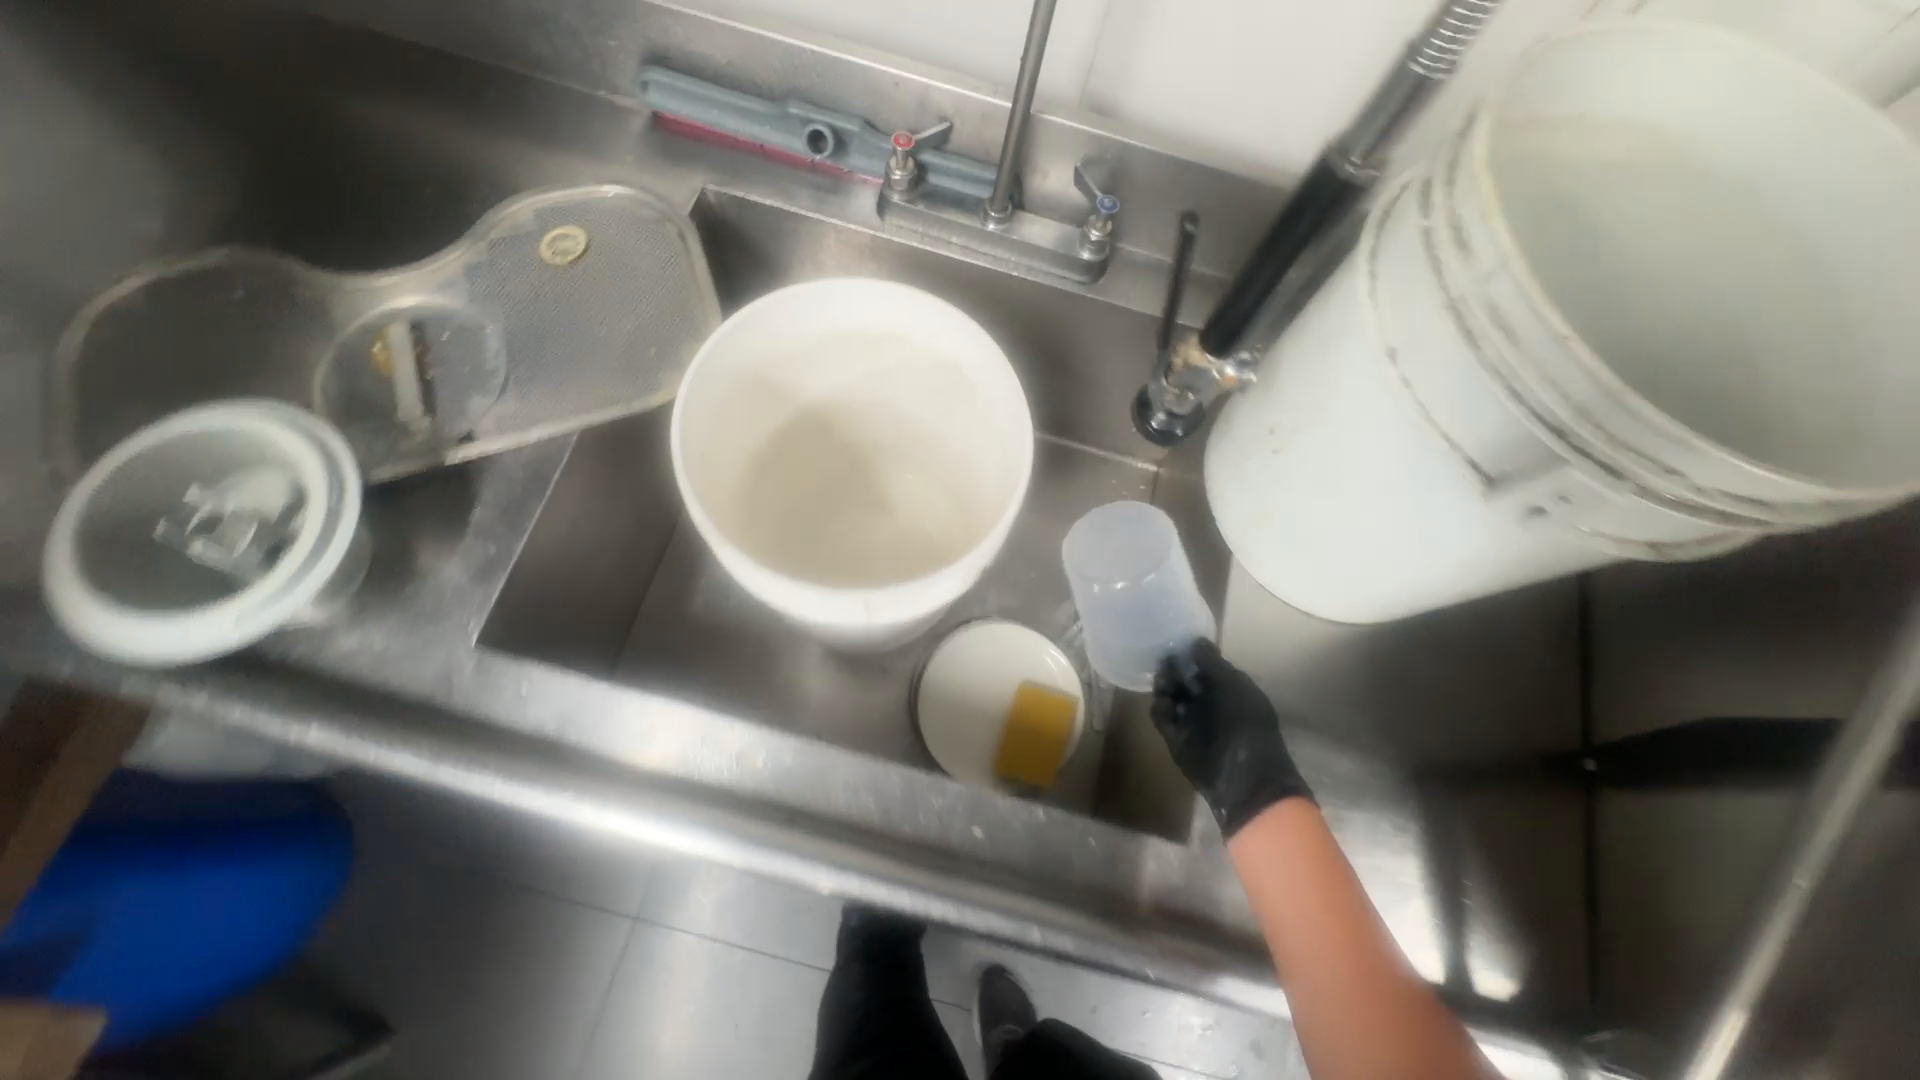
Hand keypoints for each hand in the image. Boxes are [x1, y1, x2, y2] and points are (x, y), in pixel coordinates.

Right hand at [1151, 639, 1312, 836]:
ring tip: (1163, 683)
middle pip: (1184, 680)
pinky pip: (1162, 719)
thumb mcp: (1235, 688)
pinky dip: (1160, 709)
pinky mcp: (1177, 741)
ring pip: (1171, 697)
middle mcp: (1210, 704)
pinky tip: (1163, 704)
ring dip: (1164, 687)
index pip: (1205, 666)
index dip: (1191, 655)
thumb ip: (1213, 664)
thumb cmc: (1247, 726)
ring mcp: (1192, 723)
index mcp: (1230, 690)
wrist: (1246, 779)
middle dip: (1174, 669)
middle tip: (1163, 660)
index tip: (1175, 641)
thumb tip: (1196, 641)